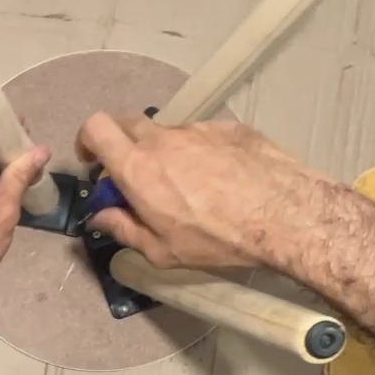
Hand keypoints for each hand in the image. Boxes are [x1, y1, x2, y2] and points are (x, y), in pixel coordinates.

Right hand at [79, 113, 317, 270]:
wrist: (286, 216)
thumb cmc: (216, 239)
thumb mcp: (161, 251)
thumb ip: (124, 229)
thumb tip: (101, 217)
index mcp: (138, 168)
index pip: (96, 128)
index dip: (87, 140)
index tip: (93, 161)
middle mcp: (163, 140)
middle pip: (126, 123)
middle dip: (121, 145)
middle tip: (133, 176)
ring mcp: (198, 129)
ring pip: (166, 133)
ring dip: (163, 152)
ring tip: (186, 185)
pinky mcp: (229, 128)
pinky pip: (201, 136)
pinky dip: (198, 153)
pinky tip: (219, 179)